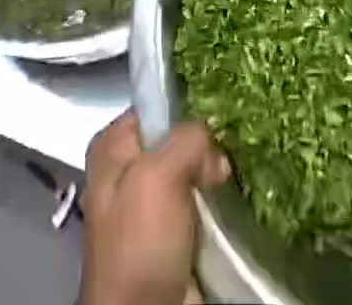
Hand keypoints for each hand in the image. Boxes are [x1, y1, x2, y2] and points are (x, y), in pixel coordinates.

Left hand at [81, 112, 230, 304]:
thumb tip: (215, 151)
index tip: (220, 117)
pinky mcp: (174, 237)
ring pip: (194, 175)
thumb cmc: (140, 243)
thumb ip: (187, 141)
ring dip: (217, 181)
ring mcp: (151, 207)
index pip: (154, 108)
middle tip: (232, 155)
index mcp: (112, 147)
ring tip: (239, 176)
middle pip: (177, 142)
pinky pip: (203, 209)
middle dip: (207, 148)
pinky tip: (237, 202)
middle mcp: (128, 171)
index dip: (186, 110)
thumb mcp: (157, 176)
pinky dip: (220, 209)